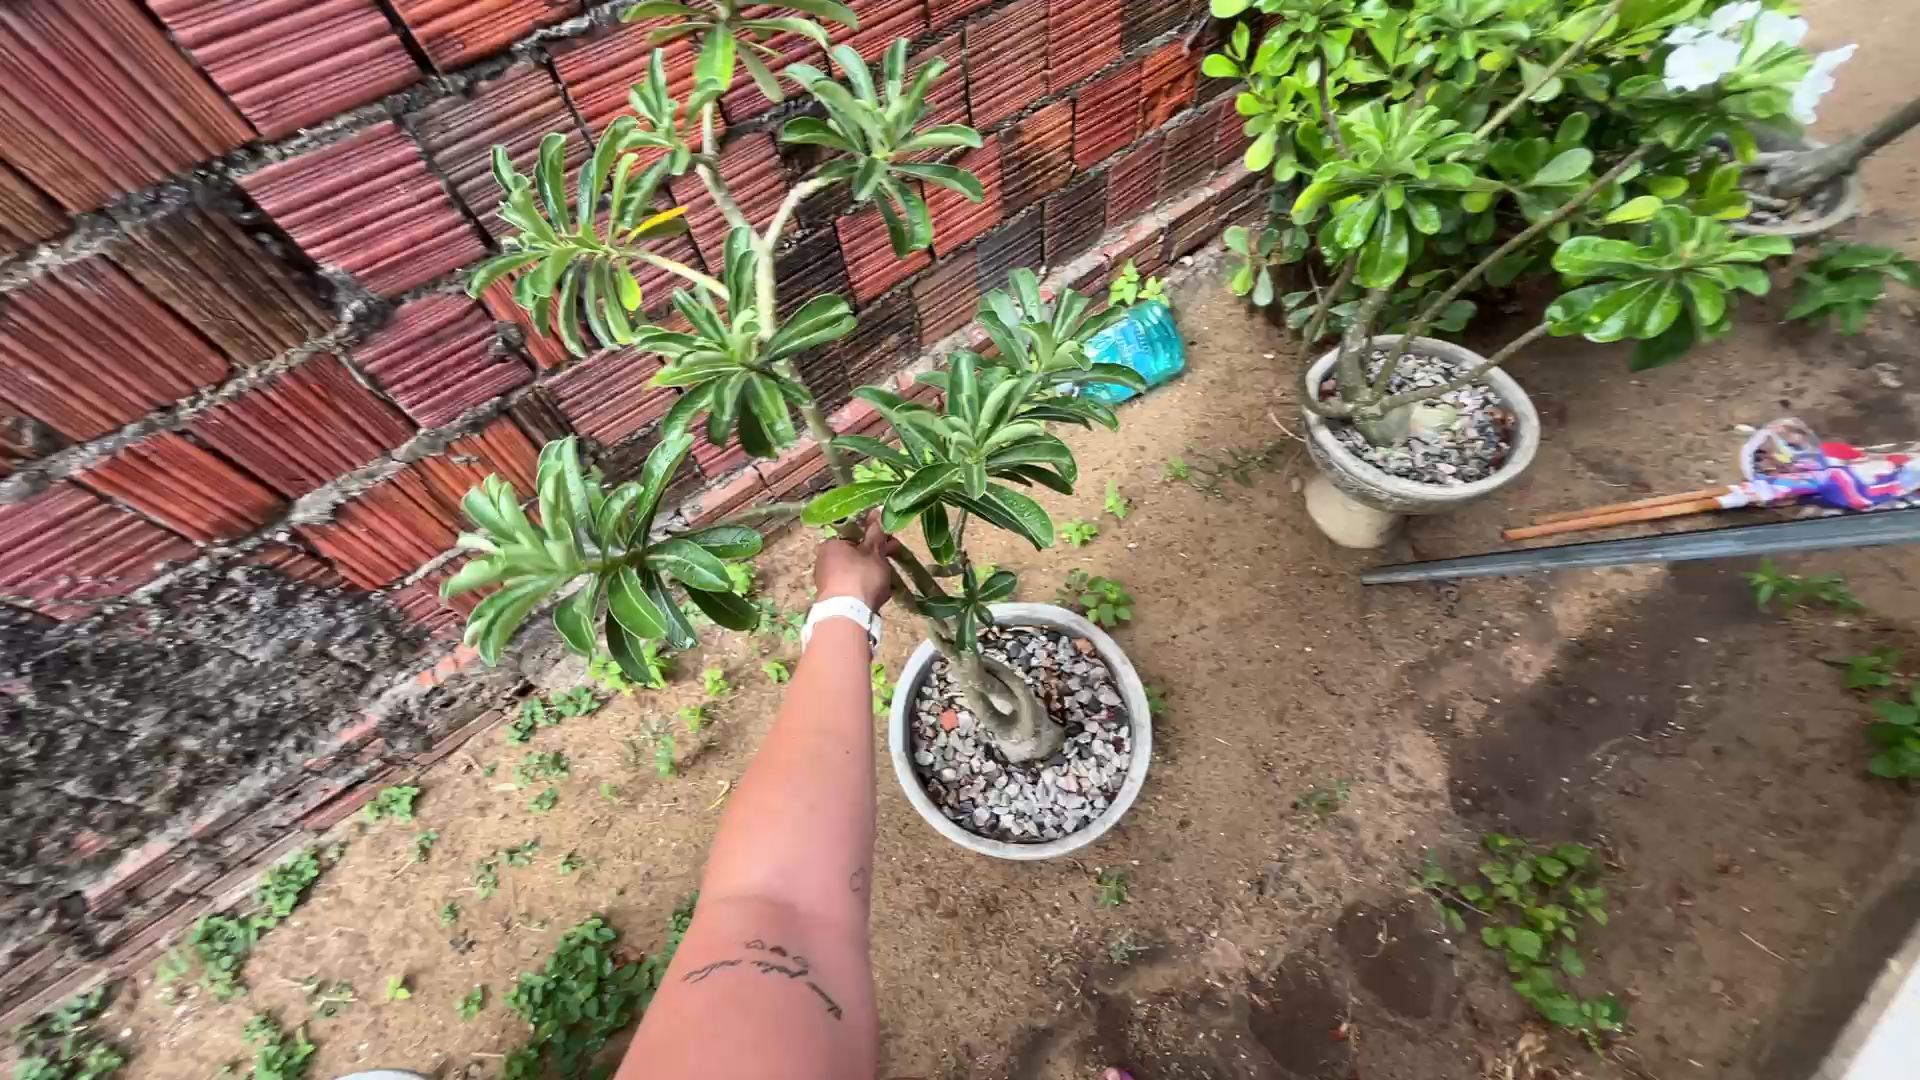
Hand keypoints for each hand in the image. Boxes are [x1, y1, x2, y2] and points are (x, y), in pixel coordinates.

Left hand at [814, 514, 900, 610]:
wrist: (849, 613)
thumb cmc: (861, 575)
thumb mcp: (874, 550)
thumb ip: (876, 531)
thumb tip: (878, 509)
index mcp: (831, 545)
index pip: (854, 534)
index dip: (875, 535)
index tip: (891, 538)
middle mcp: (825, 561)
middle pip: (857, 553)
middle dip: (878, 555)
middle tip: (895, 555)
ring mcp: (829, 582)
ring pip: (858, 571)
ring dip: (875, 572)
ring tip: (891, 578)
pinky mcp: (836, 599)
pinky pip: (856, 588)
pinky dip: (868, 588)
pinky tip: (882, 593)